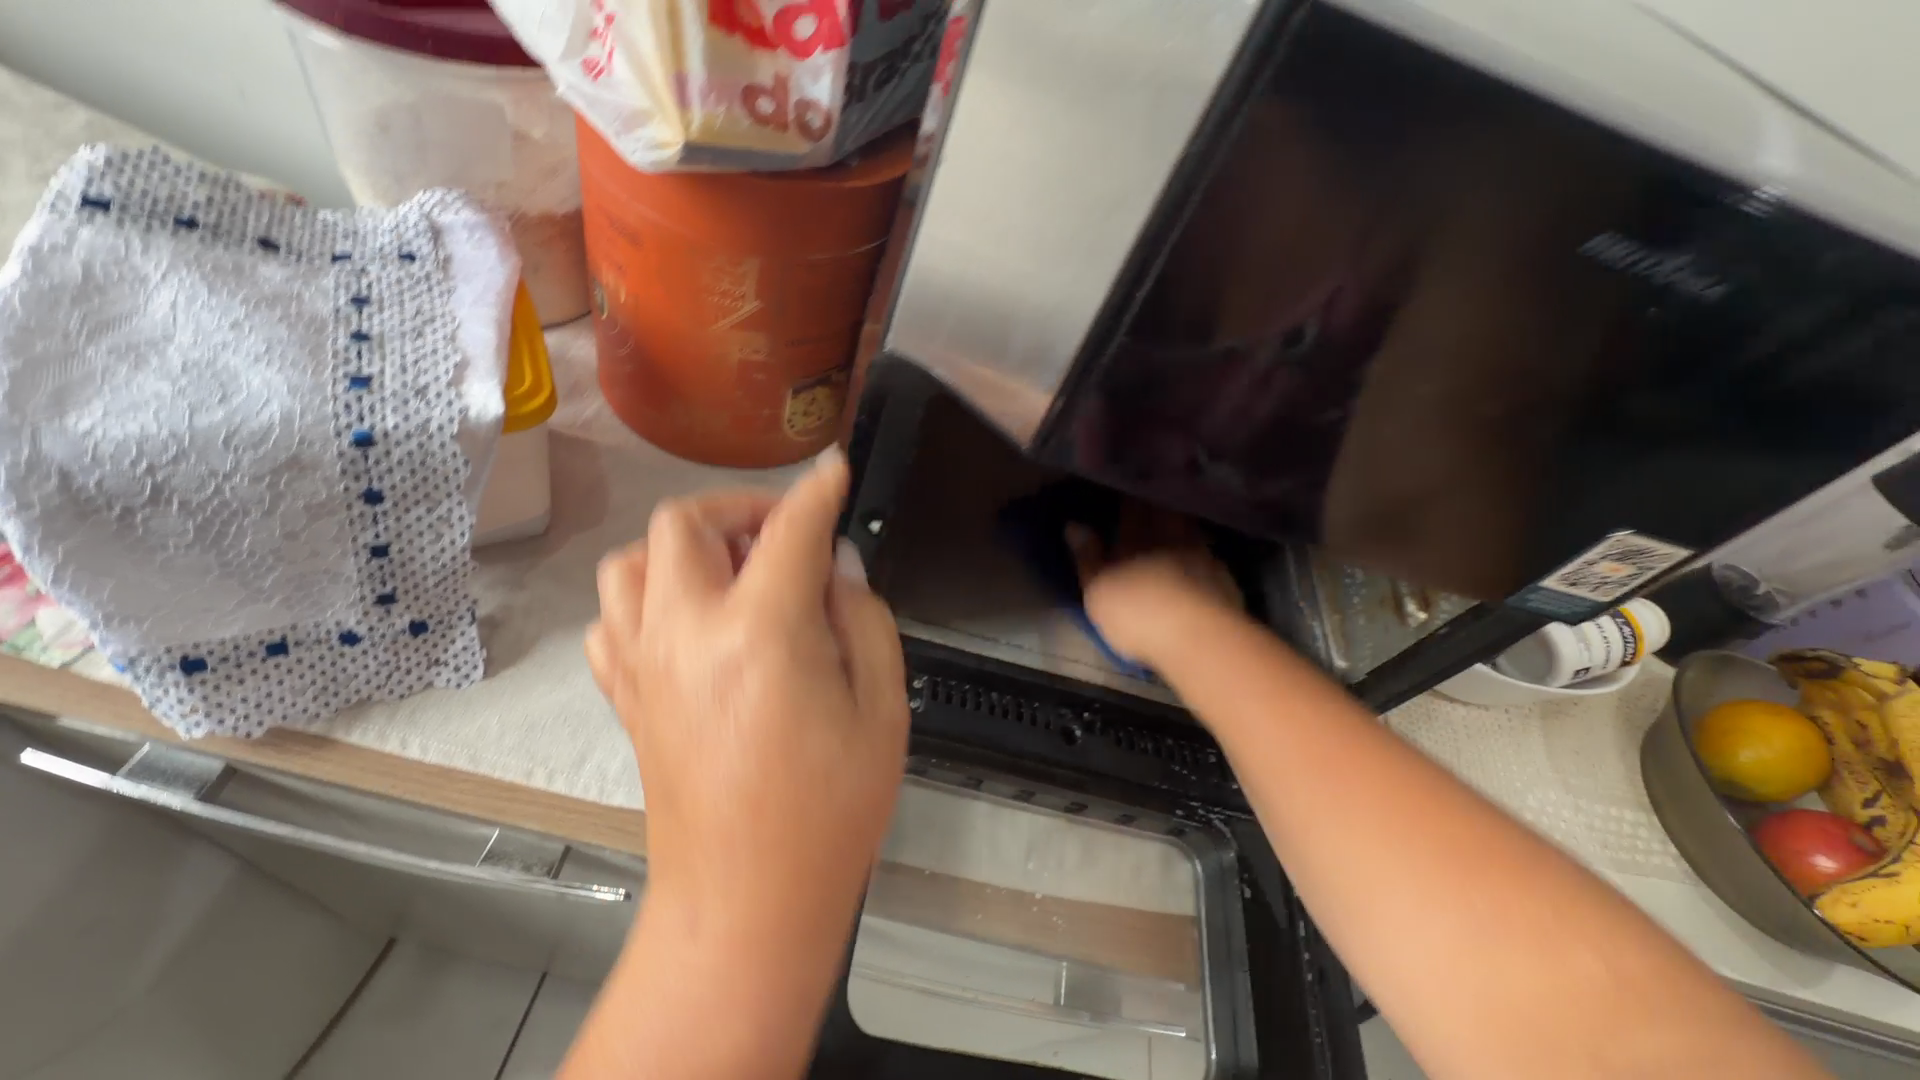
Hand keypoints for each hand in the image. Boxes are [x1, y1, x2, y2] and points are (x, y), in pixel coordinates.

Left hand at [585, 450, 909, 940]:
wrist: (746, 901)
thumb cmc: (830, 812)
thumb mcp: (881, 709)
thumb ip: (864, 620)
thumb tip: (834, 573)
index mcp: (761, 633)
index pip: (789, 529)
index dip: (817, 490)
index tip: (833, 471)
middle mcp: (686, 633)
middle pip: (683, 522)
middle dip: (737, 508)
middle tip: (784, 538)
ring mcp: (643, 664)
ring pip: (631, 561)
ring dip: (683, 548)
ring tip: (732, 574)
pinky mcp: (625, 697)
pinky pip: (612, 619)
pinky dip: (647, 600)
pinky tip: (690, 624)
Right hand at [1067, 507, 1243, 665]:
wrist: (1197, 637)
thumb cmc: (1136, 614)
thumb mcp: (1097, 590)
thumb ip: (1087, 556)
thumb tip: (1074, 525)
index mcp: (1136, 539)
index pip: (1132, 508)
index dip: (1128, 496)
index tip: (1124, 488)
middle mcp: (1170, 538)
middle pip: (1164, 512)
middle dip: (1156, 504)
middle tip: (1151, 497)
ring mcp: (1201, 555)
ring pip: (1190, 528)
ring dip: (1182, 522)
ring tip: (1175, 521)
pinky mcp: (1223, 576)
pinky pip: (1210, 554)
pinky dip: (1202, 551)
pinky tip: (1201, 557)